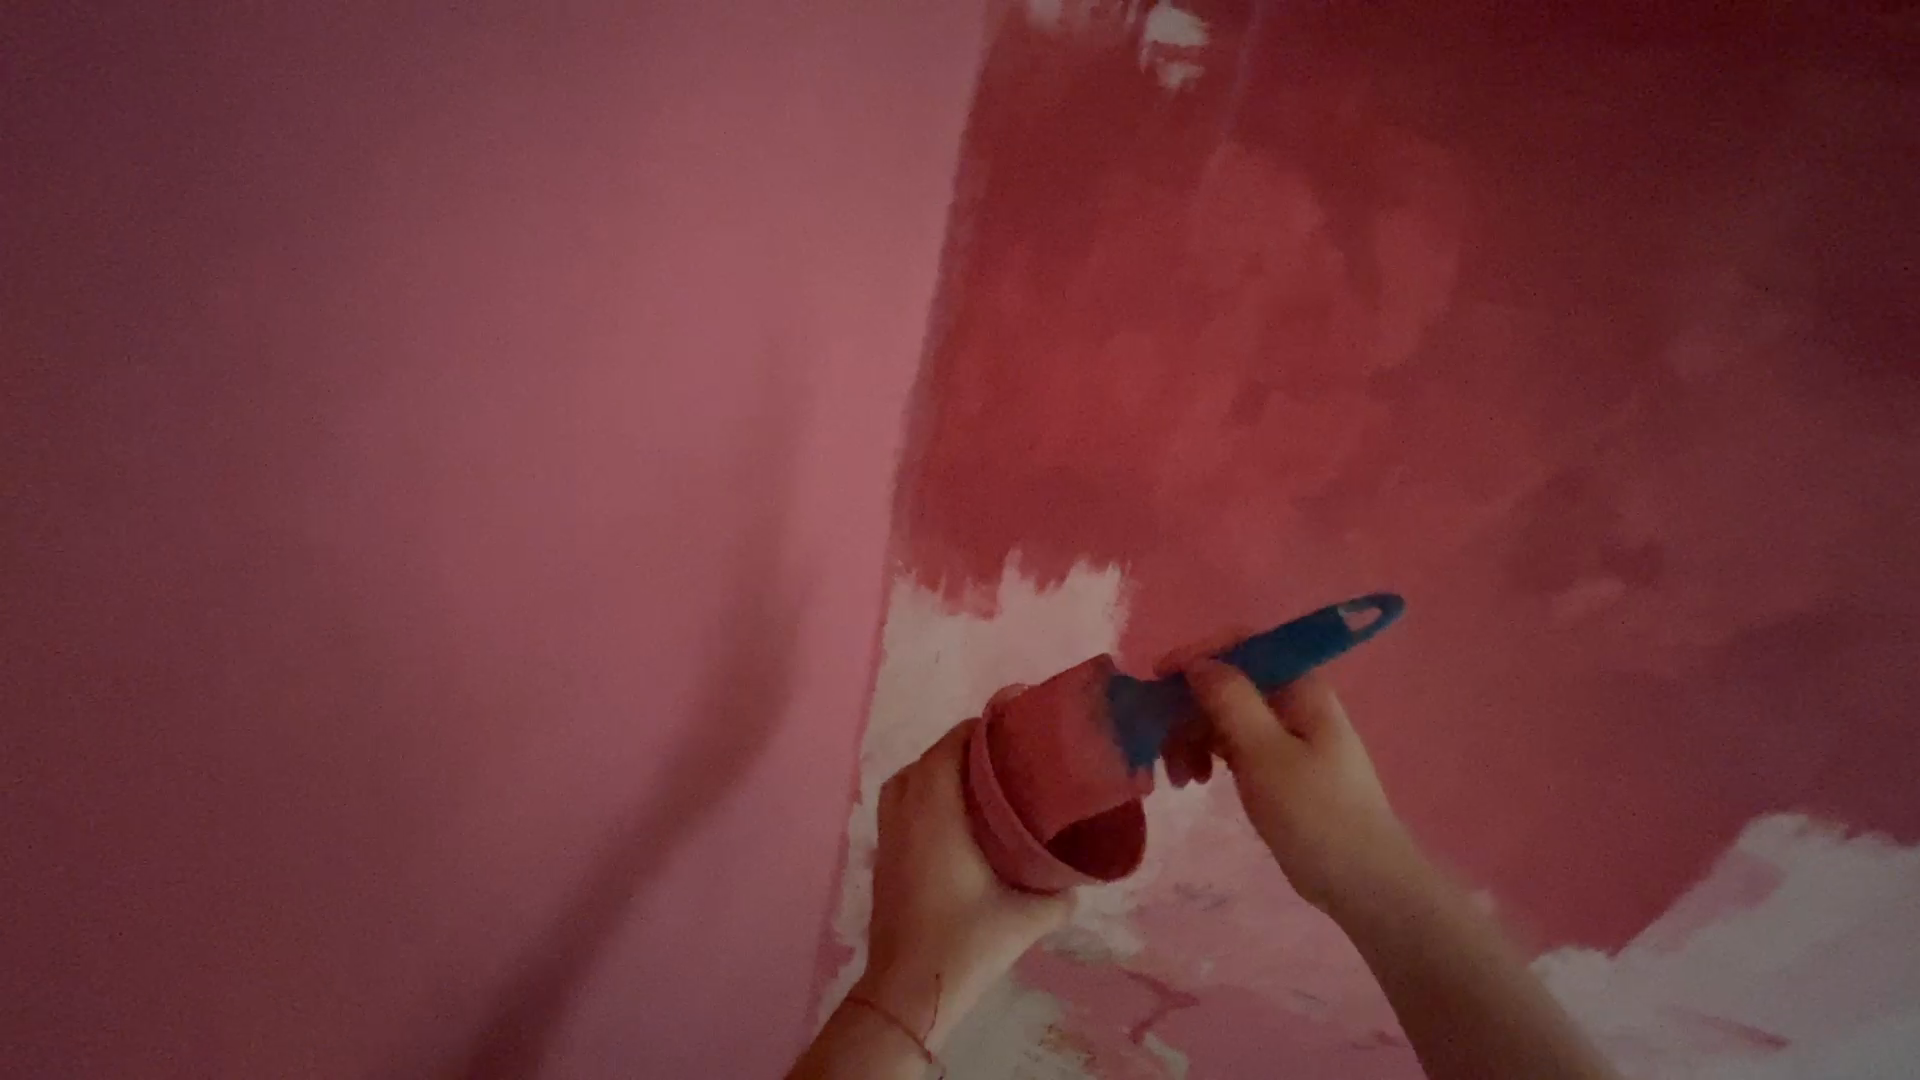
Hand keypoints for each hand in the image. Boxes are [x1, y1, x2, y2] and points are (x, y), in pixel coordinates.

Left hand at [856, 720, 1073, 1050]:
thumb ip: (1058, 896)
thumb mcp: (1024, 919)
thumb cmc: (964, 943)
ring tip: (971, 780)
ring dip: (934, 768)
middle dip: (959, 746)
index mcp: (936, 813)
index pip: (948, 748)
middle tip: (998, 755)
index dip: (974, 730)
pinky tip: (948, 817)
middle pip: (927, 758)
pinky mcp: (882, 856)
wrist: (907, 989)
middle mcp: (906, 814)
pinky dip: (919, 792)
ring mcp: (888, 835)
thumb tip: (1079, 881)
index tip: (1005, 726)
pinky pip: (897, 802)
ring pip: (905, 779)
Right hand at [1176, 659, 1423, 914]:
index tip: (1159, 679)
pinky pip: (1228, 743)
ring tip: (1179, 778)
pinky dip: (1205, 755)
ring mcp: (1282, 733)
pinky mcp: (1273, 764)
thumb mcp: (1266, 753)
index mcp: (1298, 686)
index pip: (1240, 644)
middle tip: (1161, 744)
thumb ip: (1230, 700)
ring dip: (1190, 736)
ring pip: (1220, 714)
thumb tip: (1196, 661)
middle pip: (1224, 682)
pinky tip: (1195, 782)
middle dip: (1186, 708)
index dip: (1197, 654)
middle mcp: (1289, 700)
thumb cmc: (1318, 814)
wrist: (1364, 885)